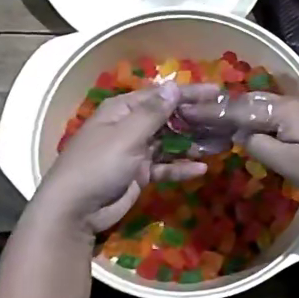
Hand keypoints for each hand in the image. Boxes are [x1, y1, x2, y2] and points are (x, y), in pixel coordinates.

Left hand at [33, 83, 214, 236]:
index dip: (188, 93)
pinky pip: (164, 166)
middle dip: (194, 119)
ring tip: (220, 144)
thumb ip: (153, 113)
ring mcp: (134, 152)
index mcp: (122, 110)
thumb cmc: (99, 165)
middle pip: (167, 118)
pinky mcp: (139, 174)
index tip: (216, 92)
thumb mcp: (127, 135)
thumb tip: (174, 87)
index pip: (161, 96)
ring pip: (169, 143)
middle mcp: (129, 127)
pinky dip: (180, 167)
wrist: (74, 209)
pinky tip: (201, 169)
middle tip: (223, 120)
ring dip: (192, 144)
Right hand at [176, 91, 298, 200]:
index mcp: (280, 110)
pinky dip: (251, 120)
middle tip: (189, 117)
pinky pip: (269, 115)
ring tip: (209, 123)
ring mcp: (298, 110)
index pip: (236, 108)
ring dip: (233, 115)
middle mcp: (287, 103)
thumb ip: (257, 145)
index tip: (183, 112)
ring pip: (257, 107)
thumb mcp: (285, 162)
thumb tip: (239, 133)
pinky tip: (243, 129)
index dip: (209, 111)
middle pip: (245, 102)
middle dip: (217, 110)